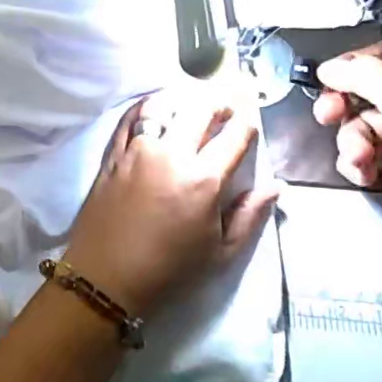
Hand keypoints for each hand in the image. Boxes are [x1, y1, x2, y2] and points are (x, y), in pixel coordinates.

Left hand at [63, 89, 278, 316]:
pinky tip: (153, 108)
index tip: (251, 122)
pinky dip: (144, 107)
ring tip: (190, 107)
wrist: (106, 280)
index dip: (247, 124)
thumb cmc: (169, 270)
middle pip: (200, 111)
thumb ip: (250, 215)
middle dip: (219, 104)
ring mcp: (138, 150)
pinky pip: (130, 118)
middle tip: (225, 109)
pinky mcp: (113, 154)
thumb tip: (275, 185)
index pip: (234, 137)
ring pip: (163, 107)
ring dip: (183, 101)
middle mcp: (171, 154)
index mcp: (203, 179)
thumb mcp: (221, 253)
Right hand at [313, 44, 381, 226]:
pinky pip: (367, 155)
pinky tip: (364, 169)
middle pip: (368, 91)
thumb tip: (333, 67)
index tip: (330, 78)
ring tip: (360, 154)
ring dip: (352, 139)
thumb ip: (365, 75)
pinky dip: (359, 163)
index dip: (354, 67)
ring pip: (362, 125)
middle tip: (329, 112)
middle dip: (345, 104)